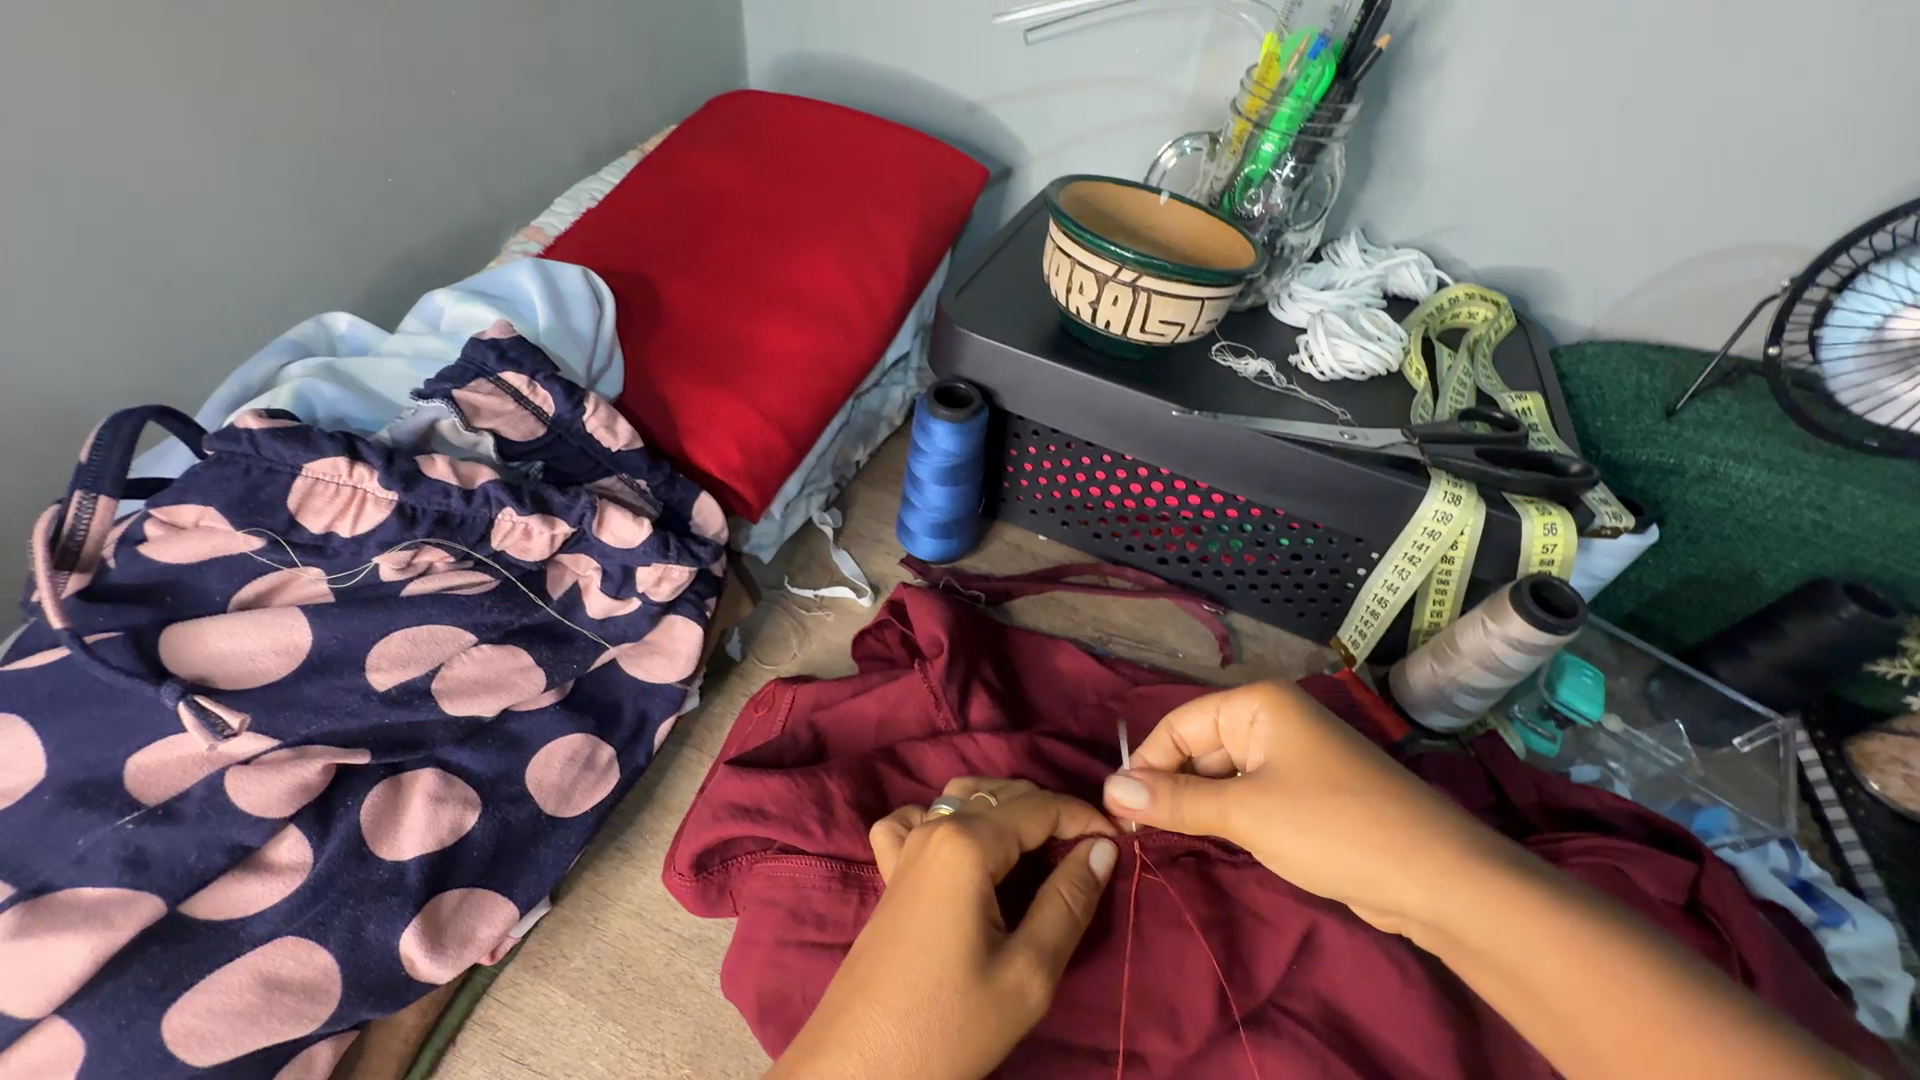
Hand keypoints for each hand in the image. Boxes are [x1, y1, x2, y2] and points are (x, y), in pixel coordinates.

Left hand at [766, 778, 1119, 1079]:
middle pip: (1004, 795)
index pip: (1041, 807)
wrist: (860, 1066)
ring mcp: (904, 846)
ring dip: (1008, 809)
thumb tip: (1103, 848)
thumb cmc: (949, 1024)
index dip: (1086, 819)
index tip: (1121, 847)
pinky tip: (964, 847)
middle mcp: (932, 827)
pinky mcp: (888, 871)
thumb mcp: (1028, 973)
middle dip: (1053, 813)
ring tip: (1043, 847)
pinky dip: (948, 818)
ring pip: (964, 797)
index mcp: (966, 843)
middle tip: (1090, 855)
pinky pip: (917, 820)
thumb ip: (1069, 901)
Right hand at [1101, 680, 1517, 935]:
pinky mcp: (1306, 794)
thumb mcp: (1244, 813)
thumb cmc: (1333, 828)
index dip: (1144, 765)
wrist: (1439, 879)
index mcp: (1257, 705)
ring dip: (1195, 805)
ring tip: (1164, 841)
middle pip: (1197, 748)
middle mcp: (1272, 720)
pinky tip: (1208, 842)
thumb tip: (1110, 791)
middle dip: (1168, 787)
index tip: (1118, 811)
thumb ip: (1173, 800)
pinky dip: (1224, 816)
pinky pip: (1247, 796)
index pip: (1177, 725)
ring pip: (1221, 775)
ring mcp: (1292, 758)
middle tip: (1138, 835)